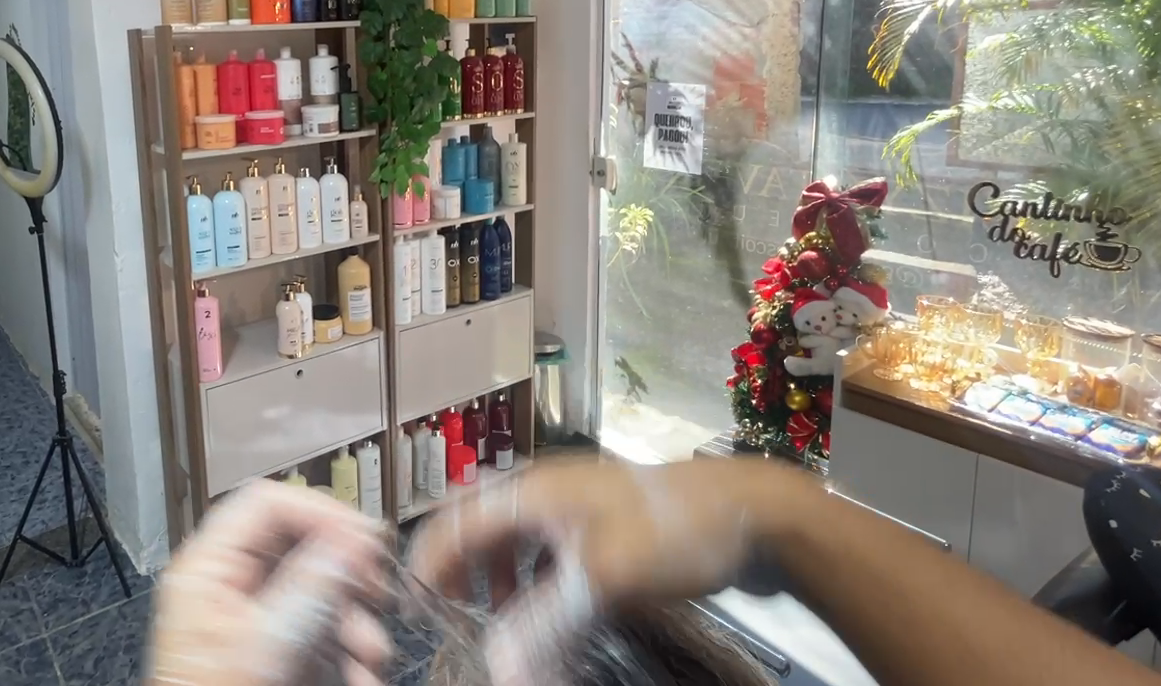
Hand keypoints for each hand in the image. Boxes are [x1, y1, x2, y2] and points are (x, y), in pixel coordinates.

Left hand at [147, 481, 394, 685]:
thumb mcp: (268, 643)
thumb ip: (311, 586)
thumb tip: (349, 540)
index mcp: (209, 564)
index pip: (266, 503)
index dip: (317, 511)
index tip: (359, 535)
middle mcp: (226, 578)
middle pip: (296, 543)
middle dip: (343, 569)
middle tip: (375, 585)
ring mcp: (247, 610)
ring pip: (311, 585)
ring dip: (351, 616)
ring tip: (371, 651)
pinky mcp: (267, 642)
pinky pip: (312, 622)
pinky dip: (342, 644)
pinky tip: (360, 669)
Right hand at [407, 457, 808, 685]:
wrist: (746, 511)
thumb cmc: (667, 531)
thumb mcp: (603, 577)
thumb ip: (546, 622)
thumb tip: (498, 669)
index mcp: (529, 492)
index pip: (457, 520)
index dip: (430, 559)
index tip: (415, 605)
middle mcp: (539, 493)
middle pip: (479, 530)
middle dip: (462, 575)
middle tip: (456, 622)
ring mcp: (569, 507)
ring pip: (512, 544)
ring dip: (499, 585)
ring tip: (504, 626)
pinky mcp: (595, 525)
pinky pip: (545, 554)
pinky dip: (534, 585)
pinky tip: (549, 614)